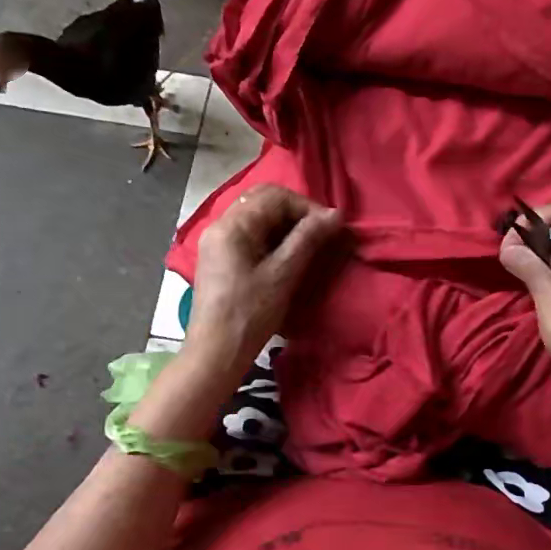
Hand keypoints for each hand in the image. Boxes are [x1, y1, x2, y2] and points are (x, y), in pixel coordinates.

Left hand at [184, 185, 342, 377]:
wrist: (215, 353)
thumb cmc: (250, 314)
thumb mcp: (283, 275)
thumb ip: (308, 239)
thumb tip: (335, 215)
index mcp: (232, 225)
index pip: (274, 196)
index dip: (306, 207)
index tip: (329, 228)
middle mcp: (219, 226)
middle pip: (262, 201)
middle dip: (295, 213)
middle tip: (320, 234)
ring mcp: (216, 242)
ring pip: (255, 218)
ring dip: (284, 226)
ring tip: (307, 247)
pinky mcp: (218, 259)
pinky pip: (248, 235)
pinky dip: (270, 238)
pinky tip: (286, 257)